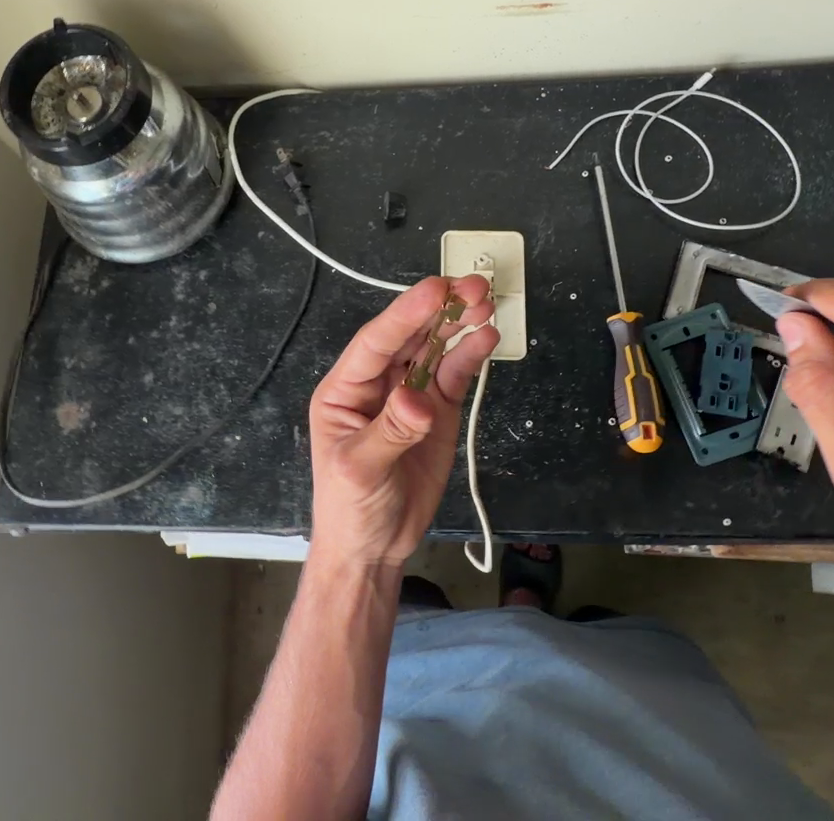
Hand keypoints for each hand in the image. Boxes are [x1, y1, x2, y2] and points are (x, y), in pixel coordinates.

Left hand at [309, 275, 498, 568]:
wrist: (373, 547)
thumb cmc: (349, 508)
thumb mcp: (359, 470)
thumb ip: (388, 432)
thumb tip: (417, 401)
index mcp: (345, 389)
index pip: (376, 342)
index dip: (405, 314)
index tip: (436, 289)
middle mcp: (377, 384)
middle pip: (409, 337)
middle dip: (439, 309)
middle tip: (472, 286)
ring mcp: (410, 396)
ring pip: (435, 350)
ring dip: (459, 324)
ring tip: (487, 301)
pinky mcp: (437, 413)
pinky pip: (454, 376)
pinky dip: (471, 356)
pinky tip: (488, 337)